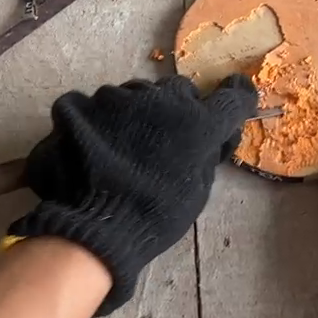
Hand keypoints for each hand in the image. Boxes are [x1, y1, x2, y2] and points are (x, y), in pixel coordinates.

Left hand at [9, 74, 257, 314]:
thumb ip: (207, 154)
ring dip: (136, 113)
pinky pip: (96, 105)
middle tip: (165, 137)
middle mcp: (161, 99)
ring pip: (135, 95)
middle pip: (177, 91)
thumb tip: (215, 137)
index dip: (237, 96)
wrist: (92, 227)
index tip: (237, 94)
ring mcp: (117, 97)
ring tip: (122, 145)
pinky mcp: (80, 104)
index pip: (230, 98)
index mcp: (197, 123)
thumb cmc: (153, 217)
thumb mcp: (196, 190)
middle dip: (176, 108)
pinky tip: (90, 145)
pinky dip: (97, 121)